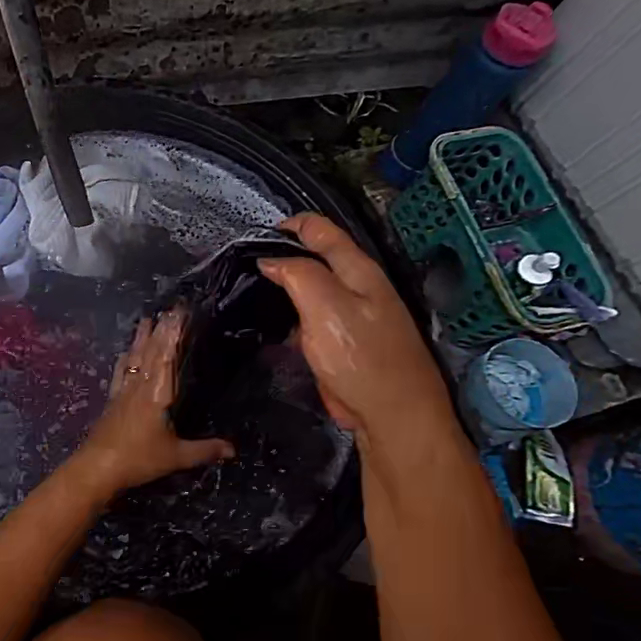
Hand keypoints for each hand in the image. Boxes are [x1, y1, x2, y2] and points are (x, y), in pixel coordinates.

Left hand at [66, 310, 234, 497]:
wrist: (97, 468)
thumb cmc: (139, 459)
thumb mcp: (176, 457)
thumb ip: (205, 450)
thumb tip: (233, 449)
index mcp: (157, 394)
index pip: (167, 356)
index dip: (174, 333)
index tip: (180, 313)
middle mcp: (140, 386)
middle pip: (151, 351)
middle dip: (162, 329)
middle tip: (170, 308)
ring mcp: (124, 391)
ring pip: (135, 358)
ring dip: (142, 338)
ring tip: (147, 318)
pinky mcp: (113, 400)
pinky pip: (121, 372)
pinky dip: (125, 359)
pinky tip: (125, 351)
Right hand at [259, 213, 451, 441]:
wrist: (393, 415)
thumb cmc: (360, 358)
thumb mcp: (324, 308)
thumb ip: (297, 275)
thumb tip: (271, 259)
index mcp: (358, 269)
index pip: (321, 230)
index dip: (289, 226)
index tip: (256, 236)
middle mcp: (359, 287)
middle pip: (317, 259)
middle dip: (285, 256)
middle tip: (248, 265)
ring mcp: (354, 317)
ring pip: (314, 291)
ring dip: (287, 289)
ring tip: (253, 292)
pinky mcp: (347, 344)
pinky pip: (314, 320)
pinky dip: (294, 318)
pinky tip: (276, 328)